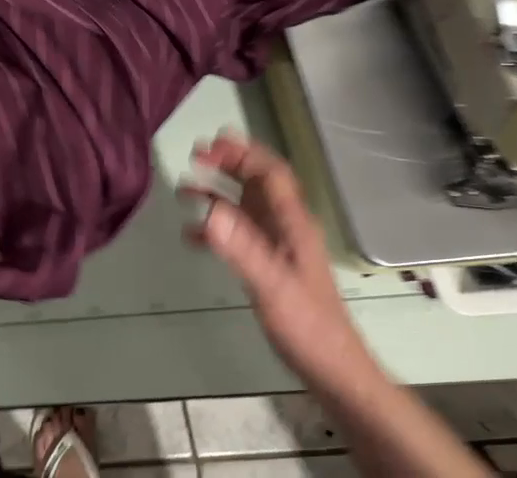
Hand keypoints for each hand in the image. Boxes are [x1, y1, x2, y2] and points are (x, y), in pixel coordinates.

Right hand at [183, 134, 378, 388]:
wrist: (333, 370)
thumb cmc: (308, 326)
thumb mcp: (272, 286)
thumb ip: (241, 249)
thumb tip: (209, 211)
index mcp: (293, 224)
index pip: (271, 173)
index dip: (243, 154)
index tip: (211, 146)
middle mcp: (286, 228)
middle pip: (258, 183)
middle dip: (229, 164)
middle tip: (195, 154)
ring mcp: (278, 247)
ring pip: (246, 206)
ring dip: (218, 192)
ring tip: (183, 187)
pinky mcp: (269, 266)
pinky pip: (238, 235)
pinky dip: (215, 228)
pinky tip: (191, 235)